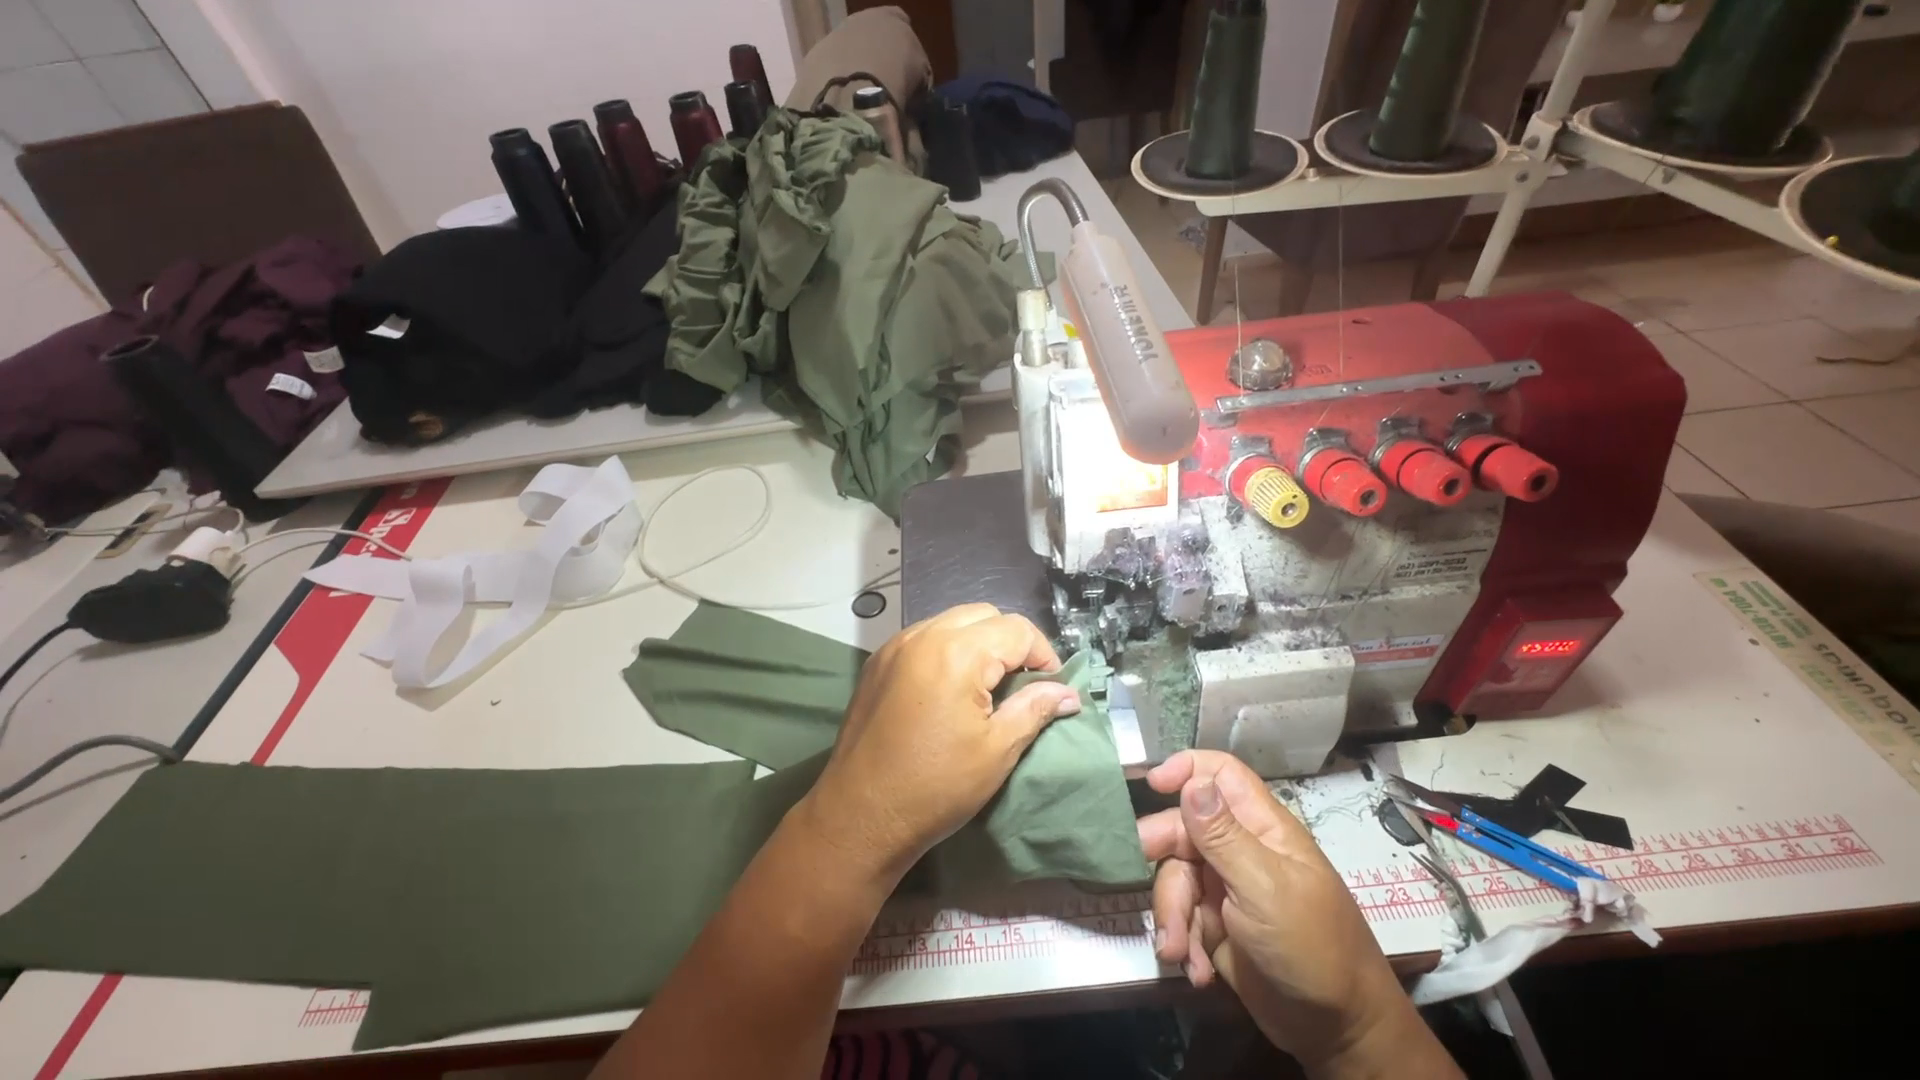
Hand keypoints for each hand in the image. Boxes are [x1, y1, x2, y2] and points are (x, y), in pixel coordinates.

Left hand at [799, 604, 1080, 879]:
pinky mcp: (878, 663)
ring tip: (988, 687)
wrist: (860, 815)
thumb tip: (1068, 693)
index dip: (1044, 656)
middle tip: (1022, 686)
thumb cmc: (935, 787)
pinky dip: (948, 649)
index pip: (1017, 630)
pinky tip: (952, 688)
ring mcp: (895, 647)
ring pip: (952, 621)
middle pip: (984, 616)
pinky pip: (924, 637)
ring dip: (979, 642)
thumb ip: (1035, 709)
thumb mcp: (997, 750)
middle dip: (1011, 643)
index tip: (1051, 690)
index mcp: (956, 653)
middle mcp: (923, 636)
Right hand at [1136, 751, 1423, 1071]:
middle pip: (1183, 828)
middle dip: (1162, 856)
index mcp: (1262, 828)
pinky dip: (1183, 942)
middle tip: (1140, 875)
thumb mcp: (1265, 888)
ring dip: (1172, 915)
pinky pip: (1182, 918)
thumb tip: (1191, 782)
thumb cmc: (1312, 948)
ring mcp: (1227, 889)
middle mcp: (1241, 851)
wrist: (1336, 1032)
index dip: (1186, 770)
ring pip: (1176, 877)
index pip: (1221, 775)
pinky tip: (1197, 971)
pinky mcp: (1216, 927)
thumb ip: (1223, 835)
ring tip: (1179, 952)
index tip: (1150, 786)